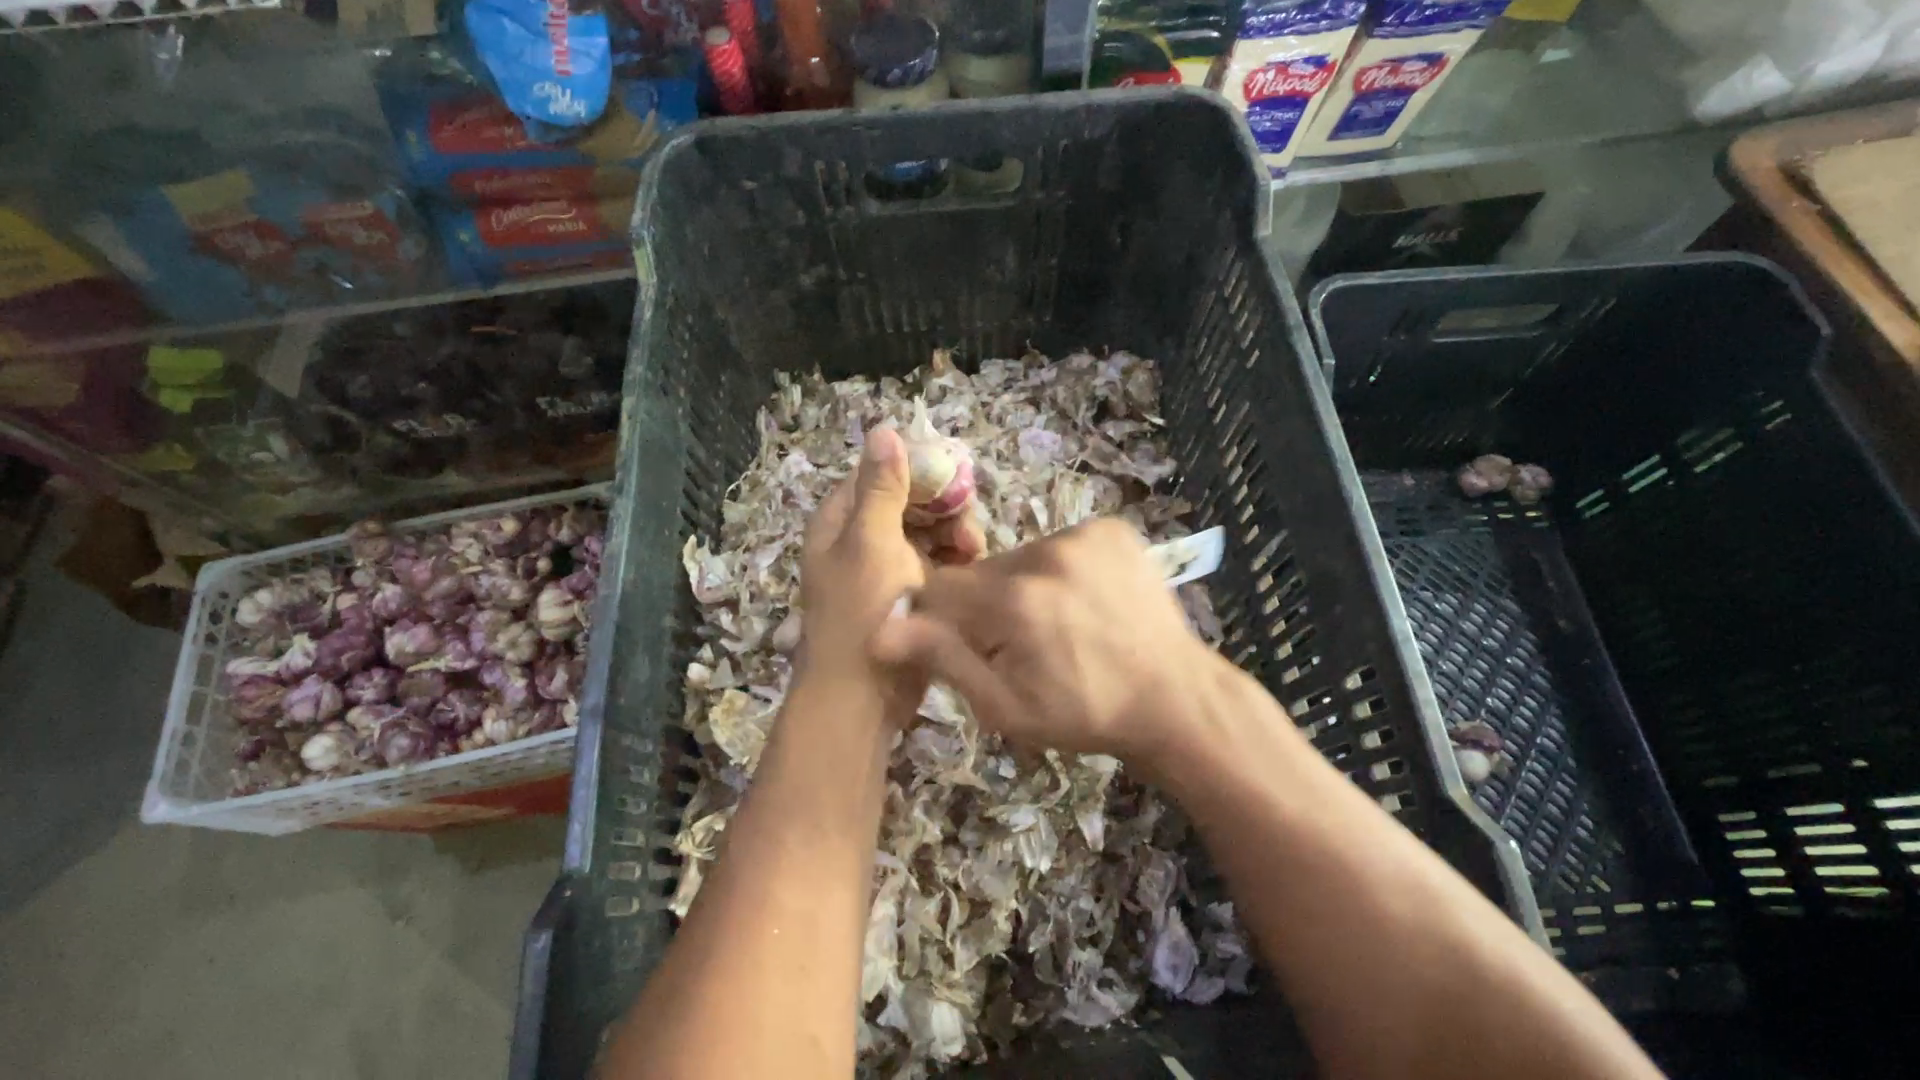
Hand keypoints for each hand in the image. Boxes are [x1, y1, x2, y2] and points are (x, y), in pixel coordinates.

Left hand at [798, 428, 983, 707]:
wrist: (859, 696)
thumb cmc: (861, 612)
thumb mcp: (872, 542)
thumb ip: (883, 488)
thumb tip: (881, 428)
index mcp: (839, 521)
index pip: (878, 474)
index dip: (916, 470)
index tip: (955, 478)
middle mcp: (857, 540)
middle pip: (907, 503)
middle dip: (941, 509)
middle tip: (967, 529)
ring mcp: (882, 570)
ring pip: (925, 534)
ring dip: (952, 536)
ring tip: (972, 552)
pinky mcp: (904, 598)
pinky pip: (933, 566)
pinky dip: (952, 564)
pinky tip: (971, 570)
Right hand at [870, 518, 1224, 760]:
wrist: (1174, 699)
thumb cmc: (1082, 713)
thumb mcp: (1004, 706)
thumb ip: (943, 659)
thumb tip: (880, 628)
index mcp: (1013, 600)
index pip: (940, 588)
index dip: (943, 619)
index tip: (970, 647)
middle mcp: (1045, 553)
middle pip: (983, 572)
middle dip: (987, 605)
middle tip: (1020, 644)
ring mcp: (1084, 535)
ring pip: (1022, 556)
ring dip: (1024, 585)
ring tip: (1058, 624)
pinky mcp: (1113, 530)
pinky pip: (1062, 543)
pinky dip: (1061, 569)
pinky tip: (1085, 603)